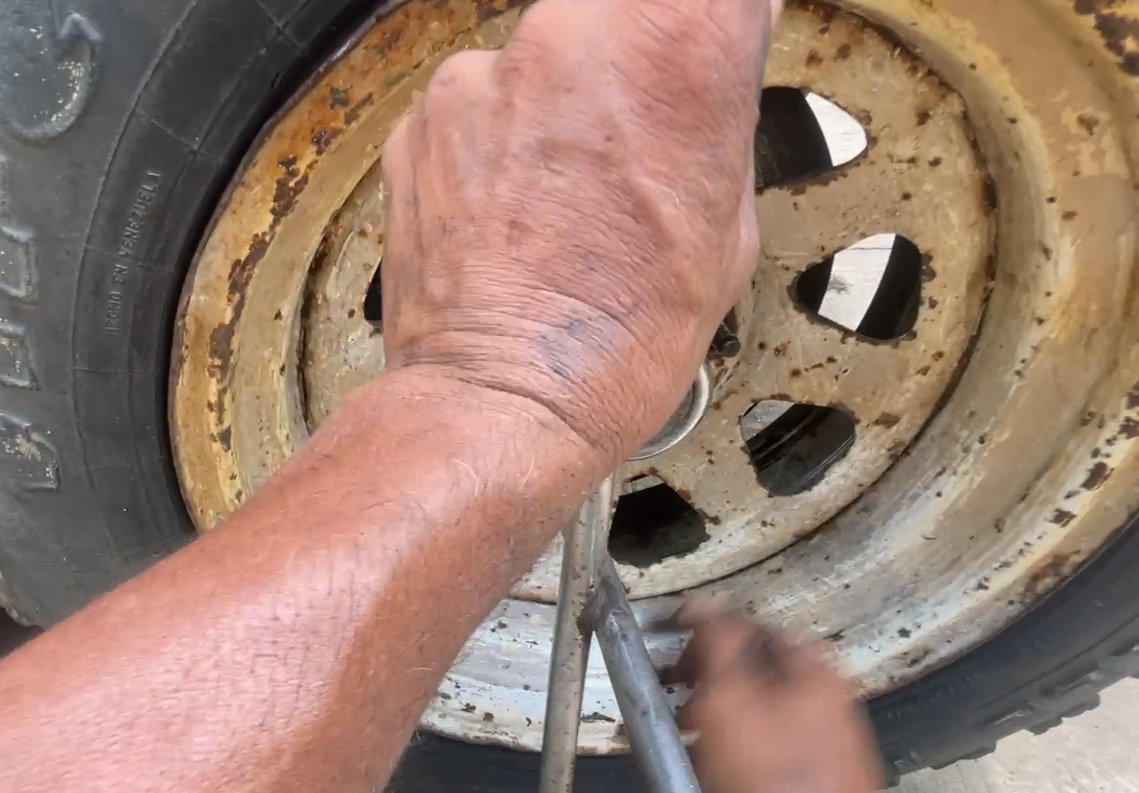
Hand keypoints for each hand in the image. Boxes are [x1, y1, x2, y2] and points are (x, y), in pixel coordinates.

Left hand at [379, 0, 771, 463]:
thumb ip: (712, 132)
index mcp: (676, 46)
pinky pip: (469, 117)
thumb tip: (695, 102)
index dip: (701, 41)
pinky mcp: (414, 129)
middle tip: (619, 164)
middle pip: (609, 19)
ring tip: (550, 214)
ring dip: (546, 120)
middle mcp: (568, 34)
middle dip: (618, 81)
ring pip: (532, 70)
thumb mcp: (724, 238)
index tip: (693, 77)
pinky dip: (486, 156)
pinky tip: (501, 225)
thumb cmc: (610, 350)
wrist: (497, 408)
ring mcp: (477, 79)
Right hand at [676, 606, 911, 792]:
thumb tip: (704, 606)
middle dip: (696, 674)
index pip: (741, 622)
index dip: (696, 629)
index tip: (663, 639)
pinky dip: (718, 748)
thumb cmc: (784, 789)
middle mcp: (813, 696)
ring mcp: (806, 737)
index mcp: (807, 666)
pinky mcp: (793, 774)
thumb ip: (717, 643)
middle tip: (665, 685)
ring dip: (703, 713)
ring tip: (676, 729)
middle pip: (740, 664)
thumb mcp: (732, 699)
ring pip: (740, 706)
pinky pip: (747, 745)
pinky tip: (699, 767)